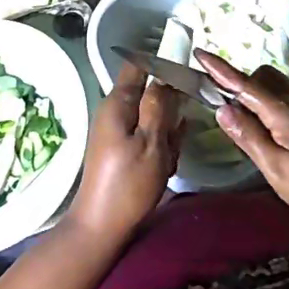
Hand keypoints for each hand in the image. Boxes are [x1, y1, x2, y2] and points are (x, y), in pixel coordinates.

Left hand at [64, 64, 183, 240]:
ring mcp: (117, 130)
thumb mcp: (151, 142)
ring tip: (167, 159)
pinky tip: (162, 169)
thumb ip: (159, 105)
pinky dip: (160, 150)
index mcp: (118, 102)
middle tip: (175, 134)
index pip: (139, 64)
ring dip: (167, 135)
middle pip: (150, 93)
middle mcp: (115, 110)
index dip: (163, 61)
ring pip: (153, 118)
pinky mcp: (123, 149)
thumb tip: (166, 74)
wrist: (101, 227)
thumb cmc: (128, 184)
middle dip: (170, 110)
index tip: (187, 70)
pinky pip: (148, 138)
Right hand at [195, 49, 288, 216]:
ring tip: (260, 129)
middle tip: (230, 104)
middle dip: (244, 82)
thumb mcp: (278, 172)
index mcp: (285, 114)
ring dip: (266, 98)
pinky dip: (285, 110)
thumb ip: (250, 138)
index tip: (200, 52)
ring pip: (285, 91)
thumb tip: (222, 109)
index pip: (245, 84)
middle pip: (266, 78)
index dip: (221, 69)